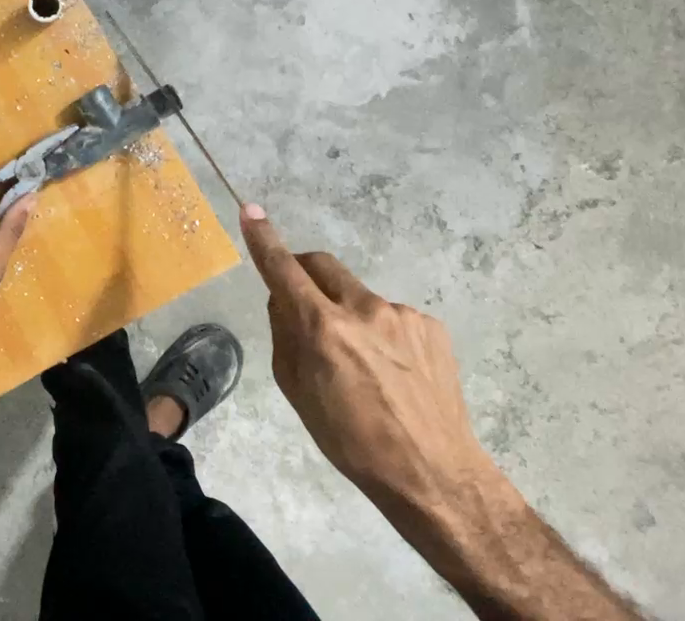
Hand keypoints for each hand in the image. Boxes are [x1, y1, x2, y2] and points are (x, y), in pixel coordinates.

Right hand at [241, 204, 500, 518]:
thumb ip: (285, 335)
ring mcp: (403, 315)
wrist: (433, 473)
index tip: (250, 212)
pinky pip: (390, 316)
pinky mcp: (432, 326)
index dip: (264, 239)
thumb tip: (283, 299)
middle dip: (305, 272)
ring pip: (357, 296)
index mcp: (324, 328)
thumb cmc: (350, 439)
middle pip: (323, 266)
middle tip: (302, 302)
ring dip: (347, 313)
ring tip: (362, 364)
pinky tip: (392, 370)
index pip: (284, 269)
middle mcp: (364, 309)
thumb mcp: (297, 391)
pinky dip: (380, 331)